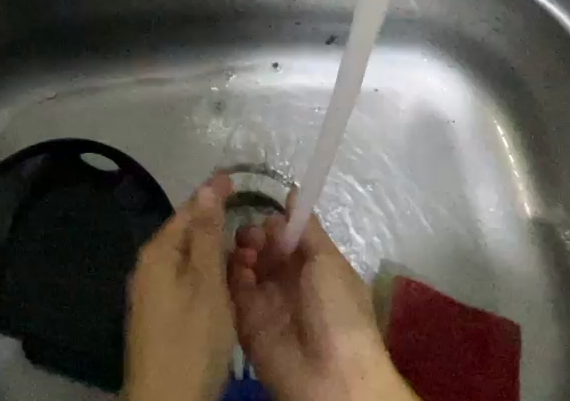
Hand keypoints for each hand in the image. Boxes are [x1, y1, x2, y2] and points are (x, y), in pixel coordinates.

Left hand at [125, 172, 236, 400]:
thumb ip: (207, 234)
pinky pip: (188, 281)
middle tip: (250, 218)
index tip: (236, 177)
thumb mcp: (206, 282)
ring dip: (215, 252)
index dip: (213, 194)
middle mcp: (150, 267)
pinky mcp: (161, 316)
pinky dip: (209, 276)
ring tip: (247, 251)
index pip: (189, 210)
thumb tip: (207, 187)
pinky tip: (228, 284)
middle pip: (188, 233)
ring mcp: (153, 293)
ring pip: (189, 259)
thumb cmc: (191, 339)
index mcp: (159, 252)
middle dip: (216, 223)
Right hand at [229, 212, 417, 400]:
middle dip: (253, 235)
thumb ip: (306, 229)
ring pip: (245, 267)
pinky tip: (236, 267)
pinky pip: (233, 293)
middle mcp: (288, 282)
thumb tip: (292, 192)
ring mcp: (267, 303)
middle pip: (263, 249)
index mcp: (313, 267)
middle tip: (249, 235)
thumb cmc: (338, 311)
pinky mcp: (247, 323)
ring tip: (244, 251)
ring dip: (241, 253)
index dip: (274, 223)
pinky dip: (230, 276)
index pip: (286, 237)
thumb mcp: (328, 261)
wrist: (333, 377)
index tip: (262, 213)